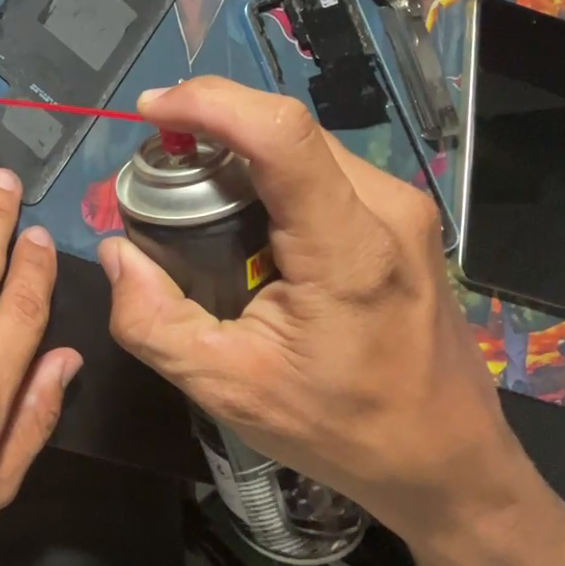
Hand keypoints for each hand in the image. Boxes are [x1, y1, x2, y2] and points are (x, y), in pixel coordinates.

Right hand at [99, 77, 534, 543]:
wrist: (449, 462)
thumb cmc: (343, 428)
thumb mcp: (227, 389)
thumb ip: (153, 322)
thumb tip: (115, 252)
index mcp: (348, 249)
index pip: (280, 135)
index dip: (208, 103)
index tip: (148, 112)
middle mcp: (385, 207)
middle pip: (281, 128)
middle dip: (207, 125)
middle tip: (154, 167)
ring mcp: (400, 206)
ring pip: (297, 141)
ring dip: (233, 145)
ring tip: (186, 190)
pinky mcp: (397, 215)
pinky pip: (315, 163)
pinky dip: (261, 166)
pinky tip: (235, 209)